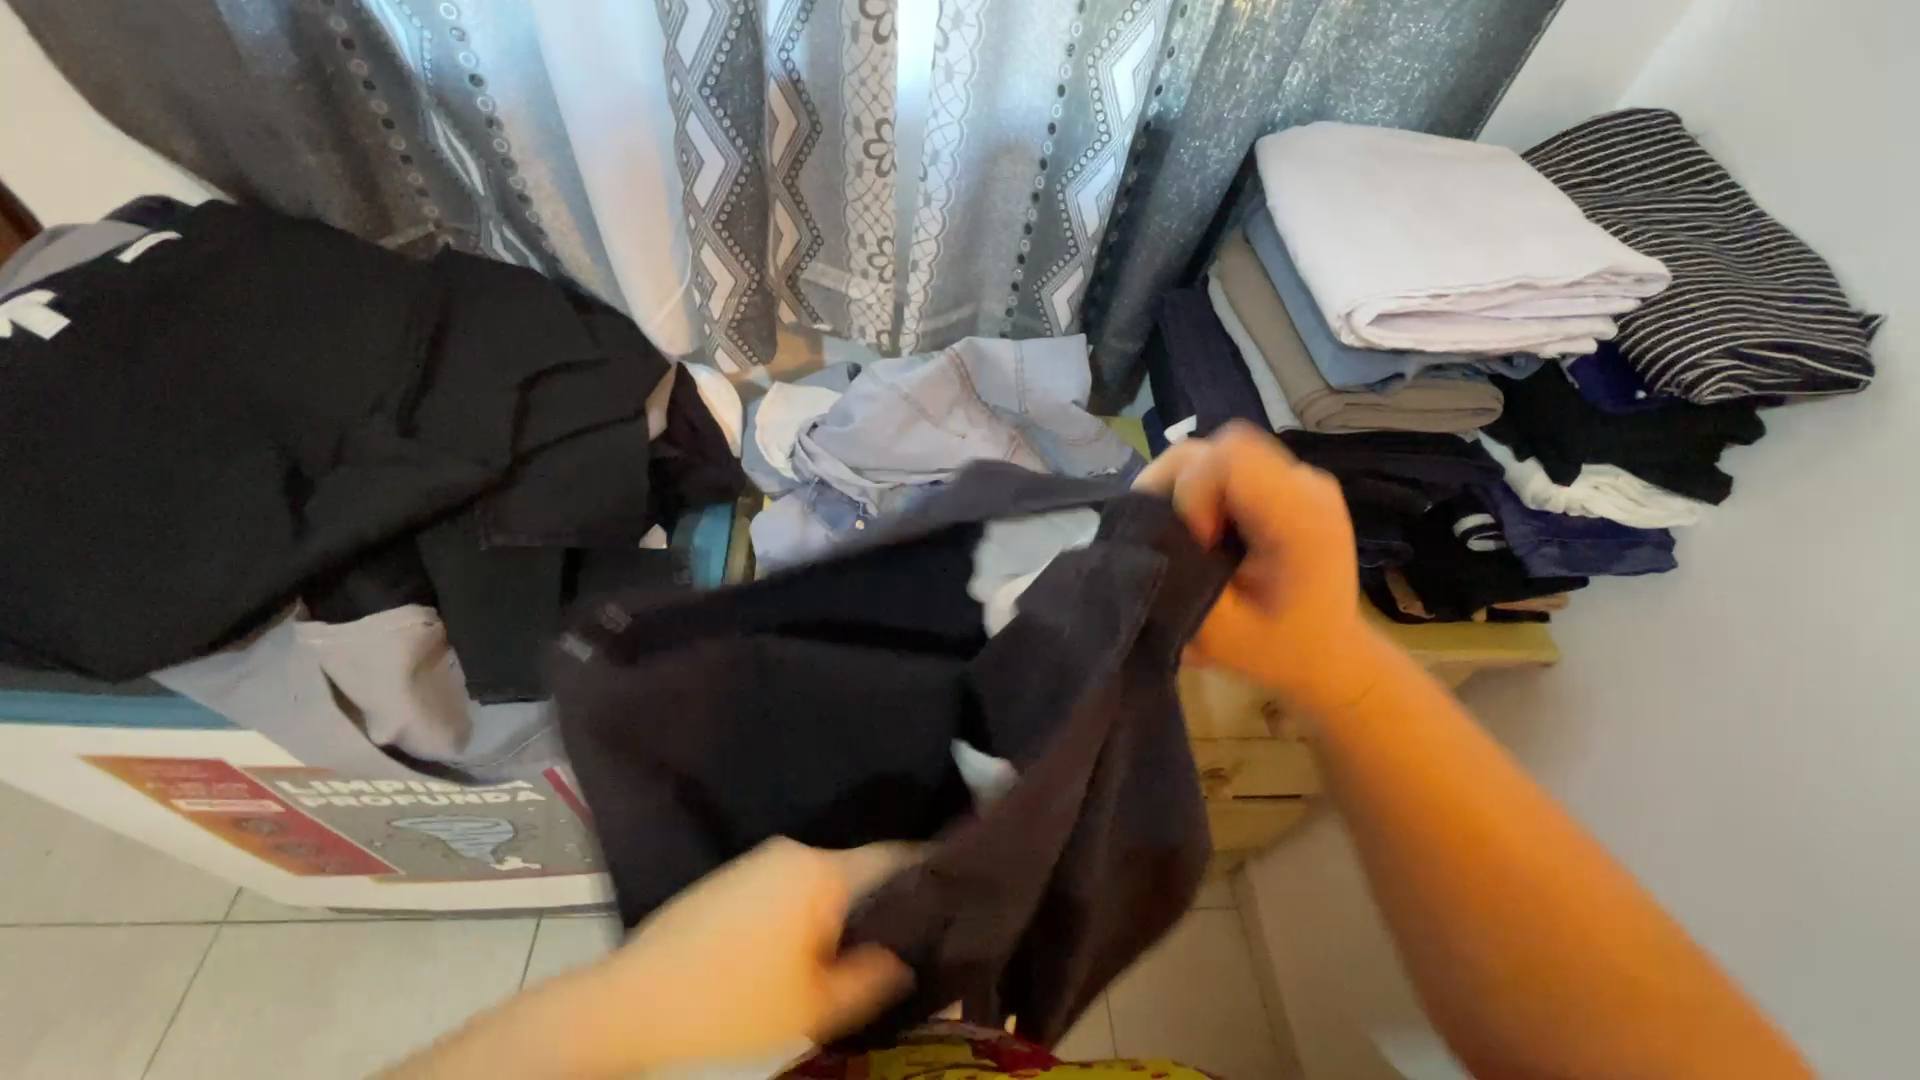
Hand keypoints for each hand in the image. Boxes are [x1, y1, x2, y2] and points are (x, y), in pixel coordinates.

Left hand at [570, 839, 915, 1071]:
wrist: (626, 1005)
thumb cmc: (729, 1007)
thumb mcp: (815, 1007)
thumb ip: (876, 978)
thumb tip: (914, 960)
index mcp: (821, 871)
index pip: (896, 858)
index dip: (932, 877)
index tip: (959, 901)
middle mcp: (793, 852)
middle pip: (860, 871)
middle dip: (886, 905)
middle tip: (909, 946)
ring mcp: (758, 862)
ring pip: (825, 882)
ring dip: (845, 912)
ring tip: (859, 956)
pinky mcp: (732, 879)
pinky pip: (791, 888)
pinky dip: (810, 914)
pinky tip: (804, 954)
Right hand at [1136, 422, 1390, 715]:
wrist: (1329, 656)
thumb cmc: (1275, 651)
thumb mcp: (1217, 631)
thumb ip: (1180, 577)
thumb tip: (1146, 536)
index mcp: (1299, 517)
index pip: (1229, 458)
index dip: (1193, 492)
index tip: (1197, 544)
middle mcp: (1305, 483)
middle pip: (1222, 447)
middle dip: (1182, 488)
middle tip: (1182, 540)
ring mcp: (1300, 479)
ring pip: (1220, 451)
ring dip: (1190, 489)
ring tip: (1194, 538)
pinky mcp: (1287, 483)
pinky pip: (1232, 466)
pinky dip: (1205, 491)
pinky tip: (1209, 532)